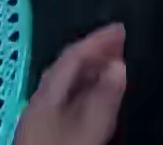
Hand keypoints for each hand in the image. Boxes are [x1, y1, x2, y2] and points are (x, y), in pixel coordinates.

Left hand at [13, 23, 126, 144]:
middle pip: (67, 69)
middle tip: (122, 45)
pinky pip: (67, 104)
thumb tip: (120, 65)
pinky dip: (85, 94)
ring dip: (90, 74)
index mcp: (45, 96)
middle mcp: (39, 103)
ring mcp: (39, 123)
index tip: (123, 29)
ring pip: (66, 87)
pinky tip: (97, 103)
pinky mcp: (44, 139)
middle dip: (94, 53)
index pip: (72, 56)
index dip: (97, 39)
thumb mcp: (86, 134)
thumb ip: (102, 101)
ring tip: (115, 70)